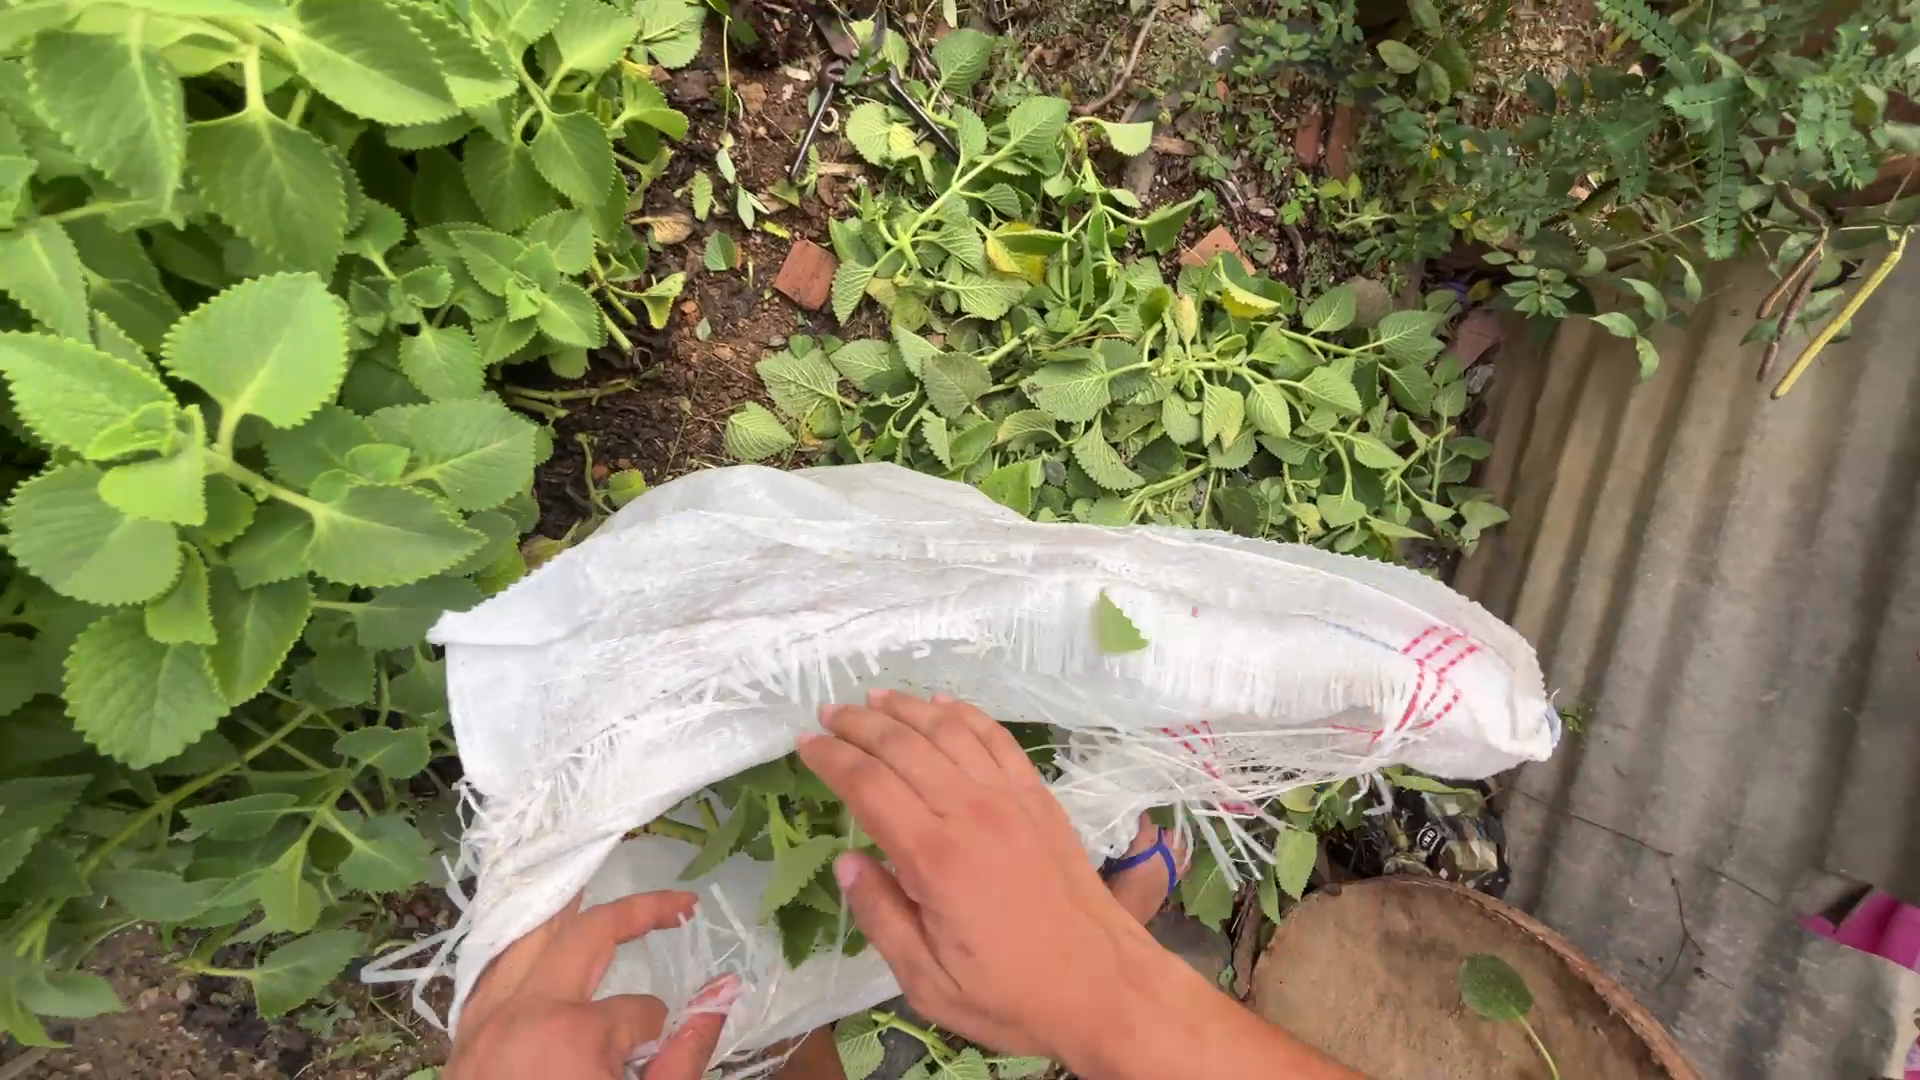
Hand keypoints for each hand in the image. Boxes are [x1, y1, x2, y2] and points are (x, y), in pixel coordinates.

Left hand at [445, 890, 737, 1079]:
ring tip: (596, 883)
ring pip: (526, 940)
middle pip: (585, 937)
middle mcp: (521, 1016)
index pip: (639, 1011)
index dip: (660, 1030)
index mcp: (569, 1037)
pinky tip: (540, 942)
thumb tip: (727, 989)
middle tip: (678, 903)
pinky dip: (522, 950)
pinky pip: (491, 978)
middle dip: (637, 913)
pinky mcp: (459, 1049)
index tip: (662, 1053)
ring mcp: (481, 1030)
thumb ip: (687, 1053)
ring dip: (566, 912)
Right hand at [795, 690, 1173, 1069]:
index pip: (869, 786)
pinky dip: (964, 713)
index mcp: (935, 857)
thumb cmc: (1010, 992)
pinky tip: (942, 703)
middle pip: (902, 746)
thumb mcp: (928, 983)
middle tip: (828, 713)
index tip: (805, 744)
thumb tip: (846, 860)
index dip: (831, 758)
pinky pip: (995, 736)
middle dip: (858, 724)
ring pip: (947, 729)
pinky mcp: (1036, 793)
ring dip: (906, 707)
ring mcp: (1008, 795)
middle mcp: (970, 810)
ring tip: (874, 697)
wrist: (1101, 983)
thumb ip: (881, 917)